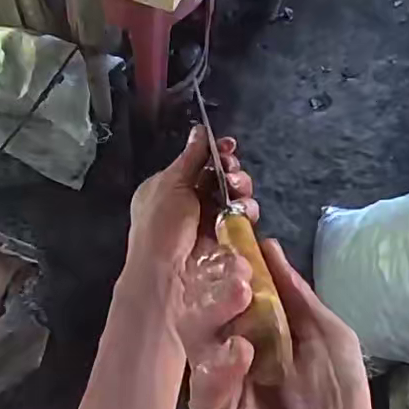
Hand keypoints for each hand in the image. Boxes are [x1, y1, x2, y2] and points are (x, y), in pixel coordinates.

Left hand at [127, 126, 256, 279]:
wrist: (168, 277)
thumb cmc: (161, 228)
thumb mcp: (171, 184)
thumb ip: (191, 158)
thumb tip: (201, 131)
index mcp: (170, 187)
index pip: (199, 163)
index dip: (215, 153)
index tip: (228, 146)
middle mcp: (192, 203)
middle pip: (223, 177)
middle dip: (232, 171)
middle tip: (231, 174)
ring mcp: (211, 222)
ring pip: (237, 196)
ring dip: (241, 190)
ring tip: (237, 193)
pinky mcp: (227, 240)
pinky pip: (244, 219)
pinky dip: (247, 212)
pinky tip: (243, 212)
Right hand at [177, 239, 380, 408]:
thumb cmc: (337, 404)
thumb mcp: (328, 338)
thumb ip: (297, 297)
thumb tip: (269, 247)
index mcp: (252, 332)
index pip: (227, 291)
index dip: (227, 266)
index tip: (237, 243)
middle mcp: (228, 355)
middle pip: (204, 313)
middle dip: (217, 286)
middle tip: (237, 270)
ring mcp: (218, 391)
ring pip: (197, 346)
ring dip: (214, 316)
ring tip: (239, 296)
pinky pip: (206, 393)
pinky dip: (221, 368)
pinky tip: (241, 352)